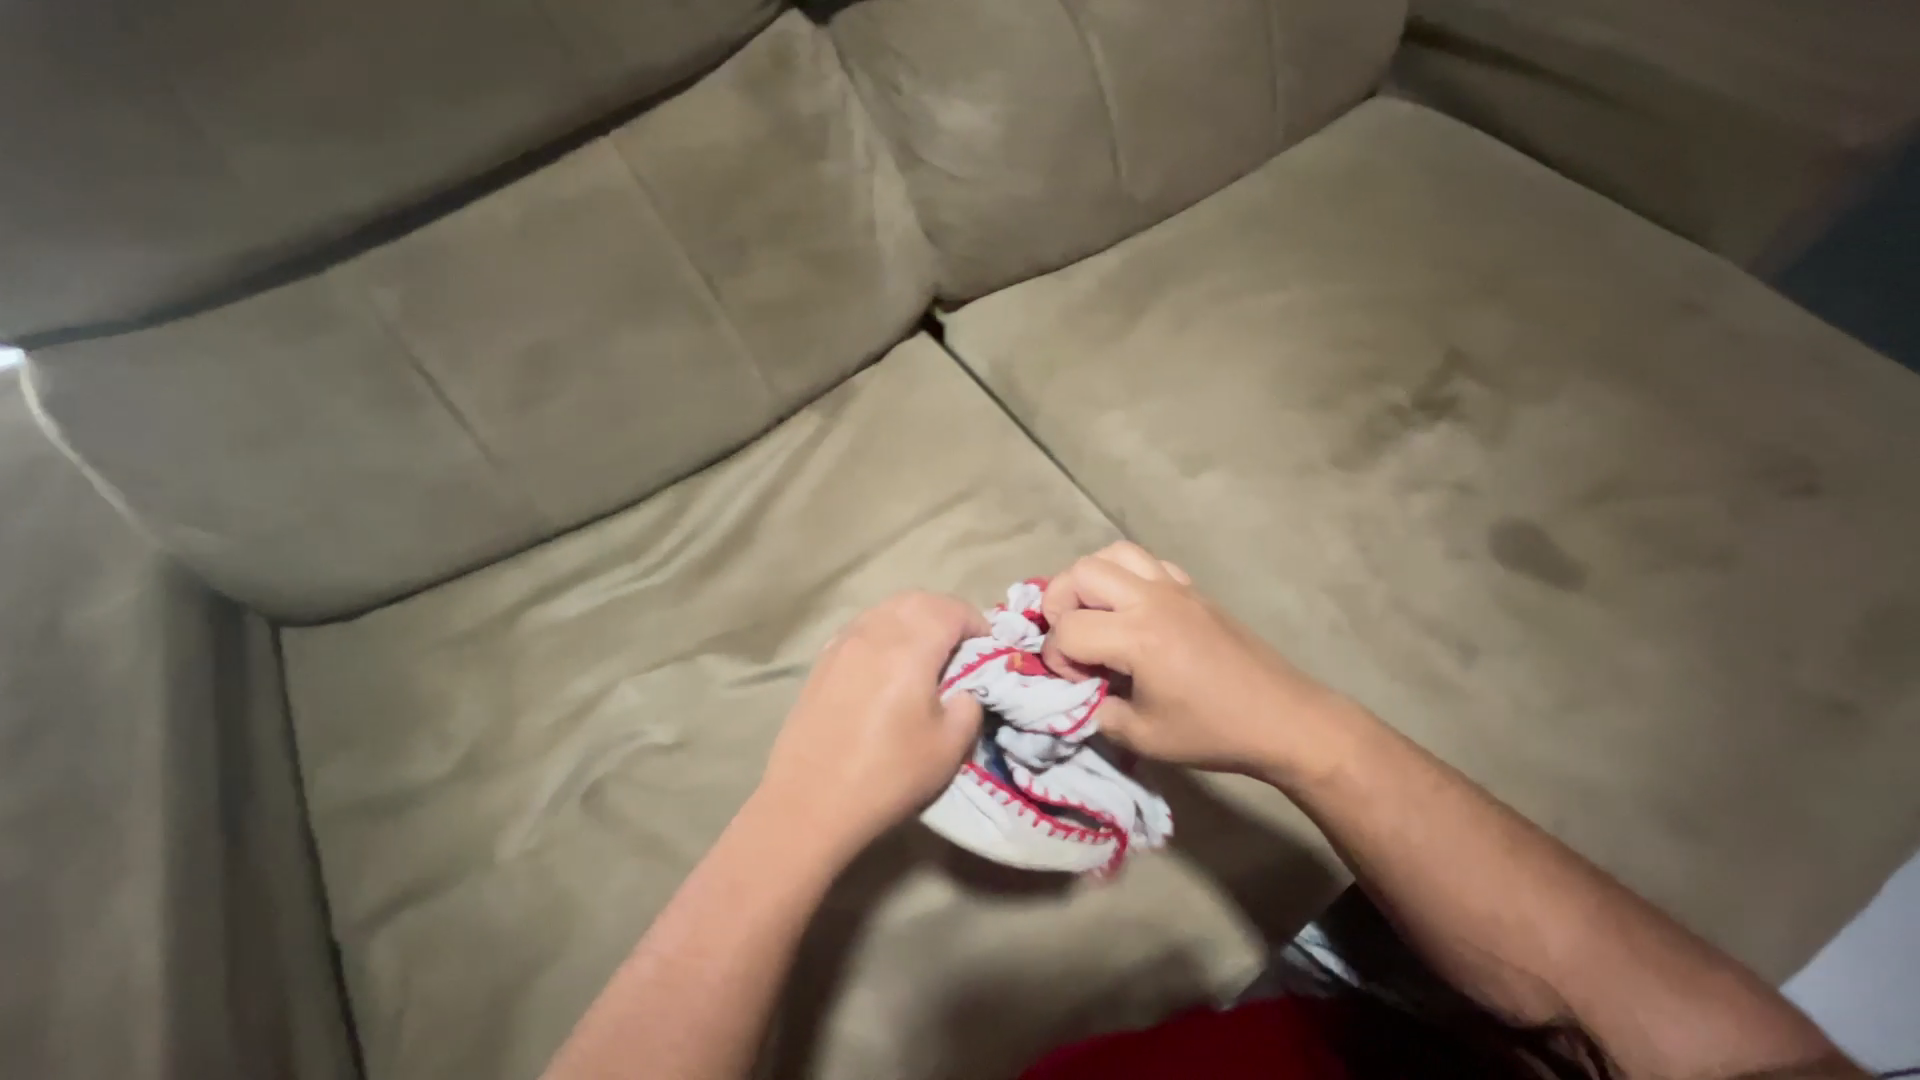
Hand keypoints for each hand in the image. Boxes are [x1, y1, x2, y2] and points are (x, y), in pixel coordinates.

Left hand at [755, 592, 987, 857]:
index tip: (987, 649)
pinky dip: (884, 632)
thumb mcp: (949, 747)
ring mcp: (842, 644)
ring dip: (913, 619)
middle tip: (961, 646)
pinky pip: (861, 628)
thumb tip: (963, 690)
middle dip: (945, 614)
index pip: (950, 610)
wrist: (810, 802)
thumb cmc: (887, 775)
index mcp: (910, 647)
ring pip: (885, 609)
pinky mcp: (822, 662)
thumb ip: (968, 706)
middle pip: (916, 600)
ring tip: (926, 653)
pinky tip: (887, 664)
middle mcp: (874, 633)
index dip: (976, 622)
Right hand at [1041, 542, 1351, 775]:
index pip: (1068, 629)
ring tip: (1095, 615)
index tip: (1076, 684)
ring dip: (1091, 580)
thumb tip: (1080, 694)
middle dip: (1060, 604)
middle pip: (1081, 573)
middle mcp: (1152, 599)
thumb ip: (1097, 711)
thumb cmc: (1213, 731)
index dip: (1056, 658)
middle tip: (1072, 640)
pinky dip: (1127, 577)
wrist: (1283, 718)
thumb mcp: (1143, 737)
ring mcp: (1175, 587)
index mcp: (1137, 637)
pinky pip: (1148, 561)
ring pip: (1114, 553)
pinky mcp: (1193, 589)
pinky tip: (1133, 611)